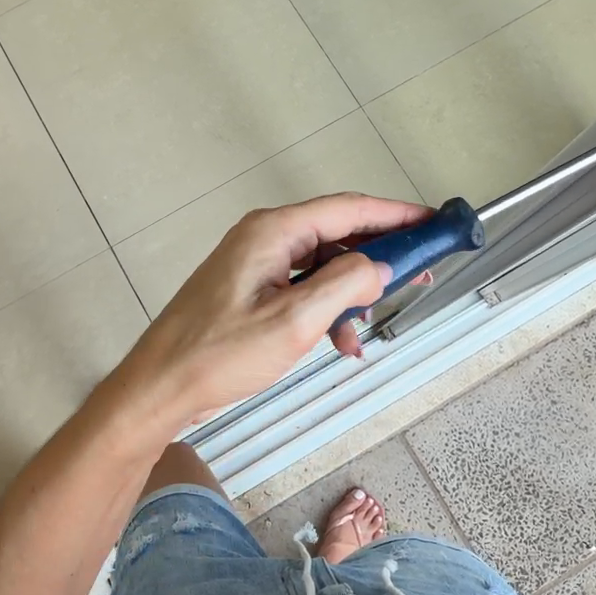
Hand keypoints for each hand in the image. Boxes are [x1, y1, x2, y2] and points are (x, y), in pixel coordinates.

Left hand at [113, 193, 433, 427]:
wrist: (161, 386)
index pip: (348, 209)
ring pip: (322, 266)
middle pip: (337, 234)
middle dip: (378, 257)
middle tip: (419, 277)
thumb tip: (380, 265)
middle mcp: (265, 237)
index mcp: (273, 231)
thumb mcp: (294, 321)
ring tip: (368, 327)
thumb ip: (345, 285)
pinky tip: (340, 342)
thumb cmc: (221, 353)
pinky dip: (325, 310)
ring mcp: (256, 264)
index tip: (434, 224)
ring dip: (350, 294)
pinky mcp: (251, 291)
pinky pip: (302, 288)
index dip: (396, 215)